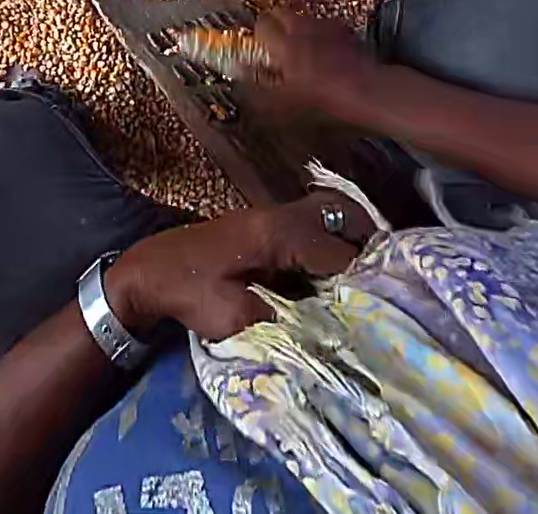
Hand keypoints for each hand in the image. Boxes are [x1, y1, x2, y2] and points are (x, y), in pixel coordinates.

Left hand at [107, 192, 368, 340]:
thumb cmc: (188, 291)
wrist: (150, 270)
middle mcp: (279, 216)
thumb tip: (328, 326)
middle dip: (370, 242)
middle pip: (341, 212)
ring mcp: (271, 215)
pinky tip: (336, 272)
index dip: (366, 281)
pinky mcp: (263, 225)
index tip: (387, 307)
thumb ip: (283, 320)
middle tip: (388, 279)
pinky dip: (331, 238)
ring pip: (327, 211)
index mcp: (275, 233)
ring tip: (369, 275)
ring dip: (351, 236)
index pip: (339, 253)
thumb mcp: (233, 317)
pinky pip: (310, 221)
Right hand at [255, 9, 380, 121]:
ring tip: (301, 49)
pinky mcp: (346, 30)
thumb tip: (239, 73)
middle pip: (280, 11)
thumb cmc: (323, 101)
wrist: (370, 92)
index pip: (261, 23)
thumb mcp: (283, 102)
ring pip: (303, 17)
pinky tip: (325, 52)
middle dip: (274, 23)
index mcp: (284, 44)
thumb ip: (257, 86)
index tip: (259, 49)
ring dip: (297, 28)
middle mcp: (303, 28)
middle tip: (275, 43)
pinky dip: (320, 33)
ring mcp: (326, 26)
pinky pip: (325, 25)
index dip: (258, 35)